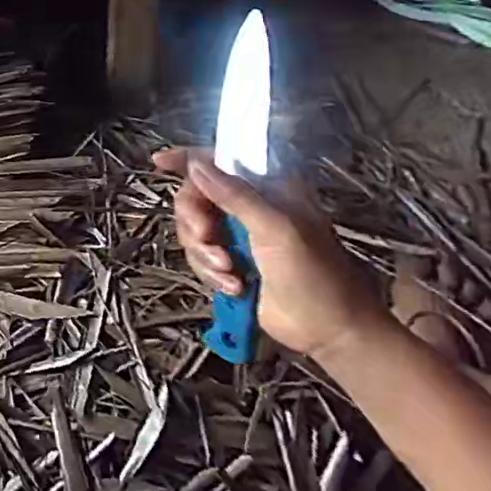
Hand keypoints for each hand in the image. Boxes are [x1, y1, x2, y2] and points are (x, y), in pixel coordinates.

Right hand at [156, 148, 387, 358]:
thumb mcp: (276, 229)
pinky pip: (199, 257)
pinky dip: (210, 272)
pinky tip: (234, 287)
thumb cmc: (314, 274)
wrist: (330, 331)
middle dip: (195, 219)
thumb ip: (234, 195)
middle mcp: (249, 206)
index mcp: (267, 188)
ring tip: (229, 272)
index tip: (160, 162)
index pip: (219, 160)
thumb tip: (195, 164)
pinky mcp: (231, 263)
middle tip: (207, 237)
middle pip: (195, 197)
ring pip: (192, 229)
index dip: (188, 159)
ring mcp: (238, 236)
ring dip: (204, 253)